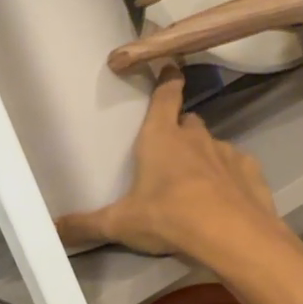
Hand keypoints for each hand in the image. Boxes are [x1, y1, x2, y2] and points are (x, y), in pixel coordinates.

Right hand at [55, 67, 283, 264]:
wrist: (230, 235)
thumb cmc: (167, 217)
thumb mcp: (119, 224)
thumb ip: (85, 225)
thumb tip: (53, 230)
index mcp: (160, 137)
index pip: (166, 95)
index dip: (167, 80)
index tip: (170, 68)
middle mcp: (195, 137)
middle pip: (188, 121)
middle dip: (179, 129)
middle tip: (168, 151)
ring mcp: (227, 153)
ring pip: (212, 146)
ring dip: (202, 158)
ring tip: (193, 186)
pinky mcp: (250, 172)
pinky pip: (236, 168)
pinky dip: (228, 178)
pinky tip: (221, 200)